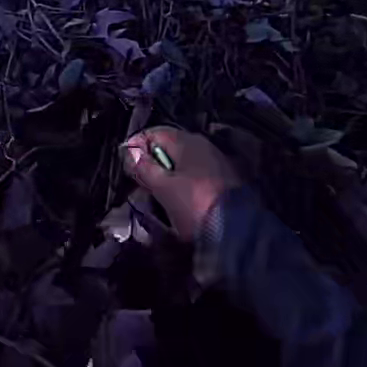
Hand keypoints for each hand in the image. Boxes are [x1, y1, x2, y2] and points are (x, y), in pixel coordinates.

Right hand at [119, 126, 241, 240]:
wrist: (241, 233)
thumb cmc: (196, 204)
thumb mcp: (164, 188)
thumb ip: (144, 168)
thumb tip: (129, 151)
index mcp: (186, 140)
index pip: (153, 133)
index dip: (136, 146)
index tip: (126, 166)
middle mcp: (202, 145)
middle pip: (168, 148)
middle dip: (151, 164)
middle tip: (139, 184)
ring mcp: (215, 162)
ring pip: (182, 164)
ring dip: (166, 177)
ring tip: (156, 197)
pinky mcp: (224, 181)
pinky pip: (195, 176)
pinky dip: (182, 185)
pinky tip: (178, 202)